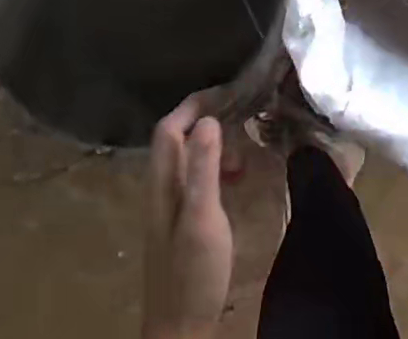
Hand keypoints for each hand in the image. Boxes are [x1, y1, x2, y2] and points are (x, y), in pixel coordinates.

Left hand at [142, 91, 233, 338]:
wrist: (179, 331)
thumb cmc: (193, 273)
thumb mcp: (203, 217)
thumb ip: (203, 169)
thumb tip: (209, 119)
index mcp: (163, 183)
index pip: (170, 126)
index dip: (195, 104)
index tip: (229, 92)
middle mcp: (162, 189)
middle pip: (178, 138)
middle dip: (208, 117)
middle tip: (244, 112)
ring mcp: (171, 207)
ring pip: (189, 157)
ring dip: (215, 144)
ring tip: (245, 148)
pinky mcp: (183, 222)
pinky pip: (198, 178)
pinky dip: (218, 167)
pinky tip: (238, 179)